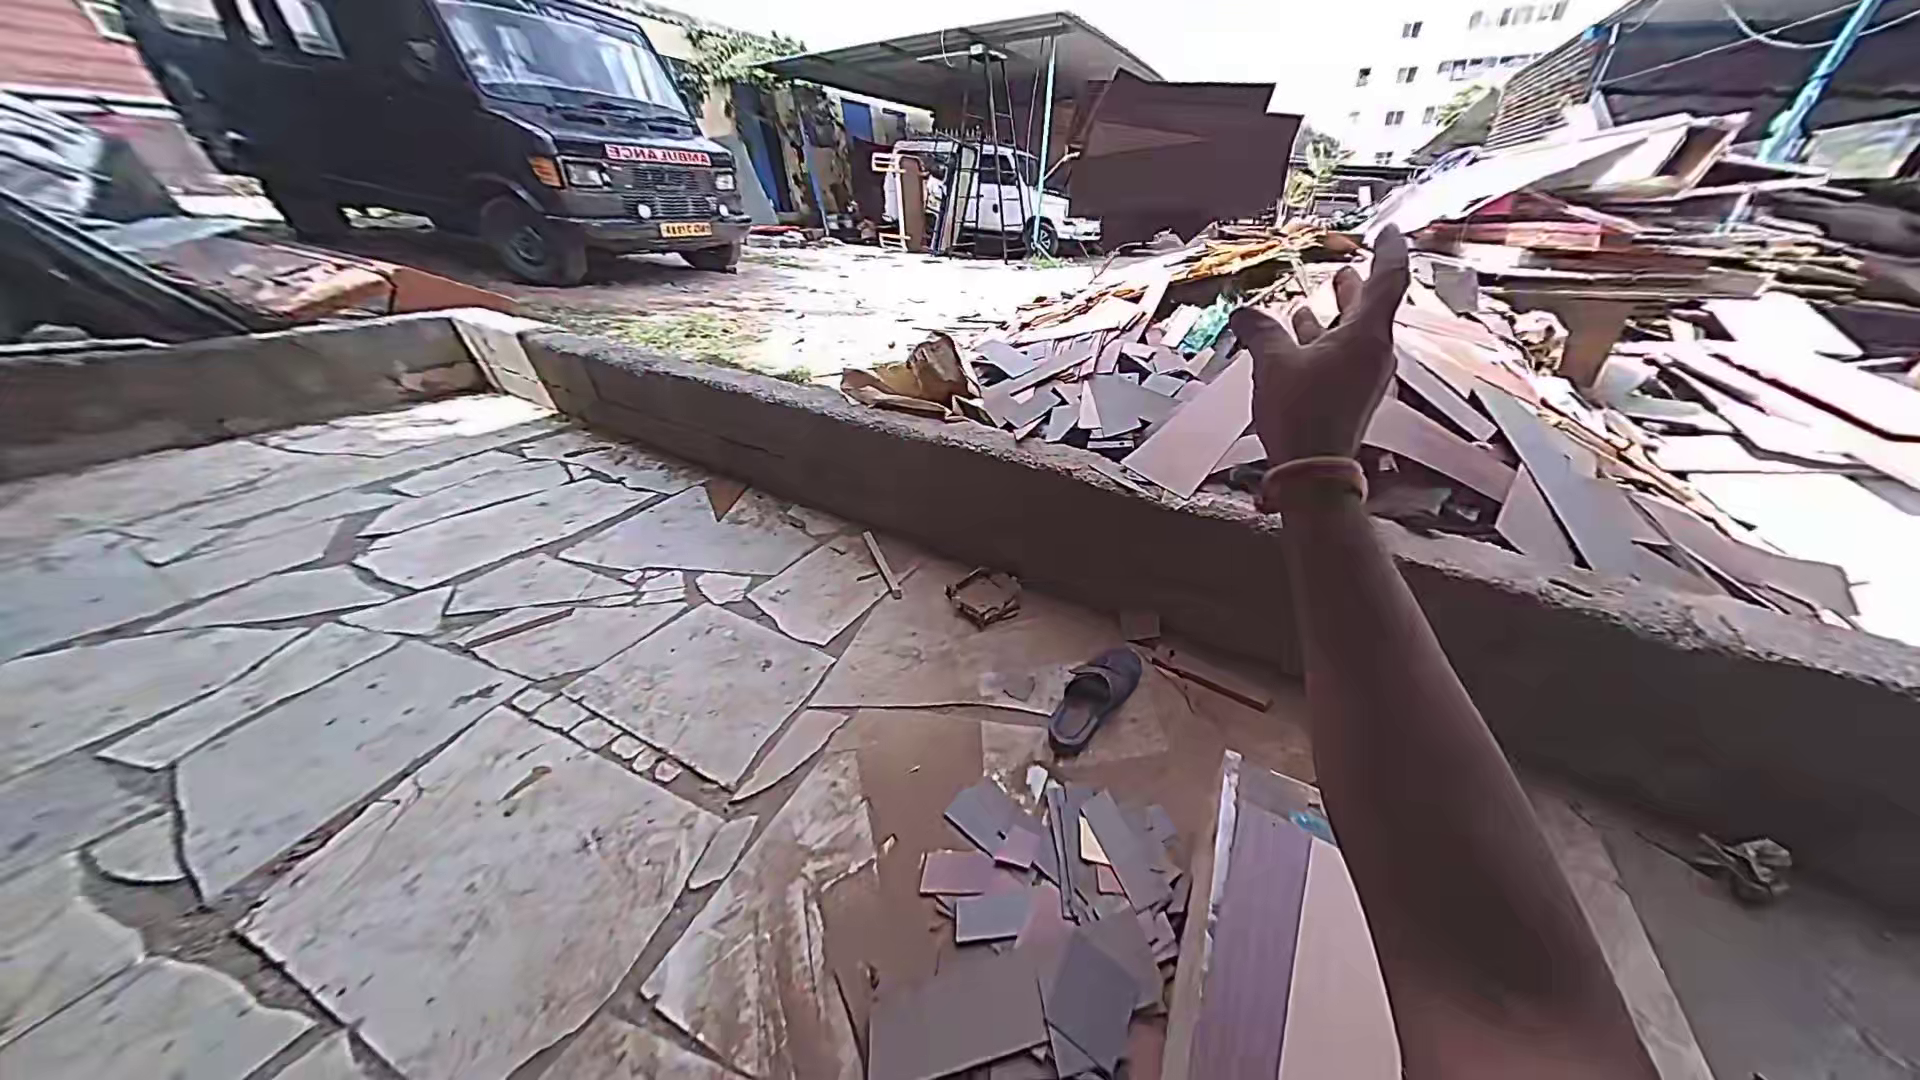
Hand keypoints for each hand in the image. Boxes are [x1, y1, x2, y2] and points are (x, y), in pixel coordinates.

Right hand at [1227, 226, 1410, 462]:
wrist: (1312, 467)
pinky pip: (1343, 359)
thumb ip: (1260, 332)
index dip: (1387, 250)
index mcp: (1365, 335)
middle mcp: (1375, 352)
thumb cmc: (1300, 412)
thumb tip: (1244, 312)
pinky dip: (1324, 345)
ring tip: (1311, 306)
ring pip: (1353, 335)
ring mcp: (1366, 376)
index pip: (1388, 278)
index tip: (1385, 232)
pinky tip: (1300, 348)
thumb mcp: (1273, 364)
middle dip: (1352, 288)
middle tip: (1341, 272)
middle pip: (1369, 308)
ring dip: (1333, 318)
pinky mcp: (1352, 397)